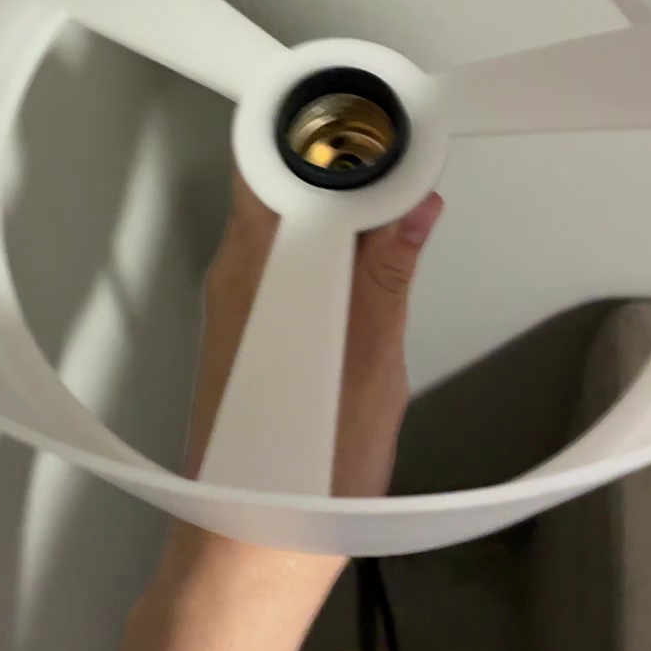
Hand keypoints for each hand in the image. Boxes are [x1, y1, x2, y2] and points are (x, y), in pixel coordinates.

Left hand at [105, 175, 443, 650]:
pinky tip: (360, 252)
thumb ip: (388, 276)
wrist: (254, 539)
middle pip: (273, 184)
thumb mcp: (372, 363)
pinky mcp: (244, 322)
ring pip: (281, 218)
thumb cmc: (311, 467)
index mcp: (257, 268)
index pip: (266, 165)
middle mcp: (234, 272)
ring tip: (390, 199)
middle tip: (395, 157)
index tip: (363, 110)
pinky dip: (322, 240)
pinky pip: (281, 256)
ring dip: (332, 201)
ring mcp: (234, 297)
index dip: (309, 130)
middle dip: (332, 160)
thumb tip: (416, 206)